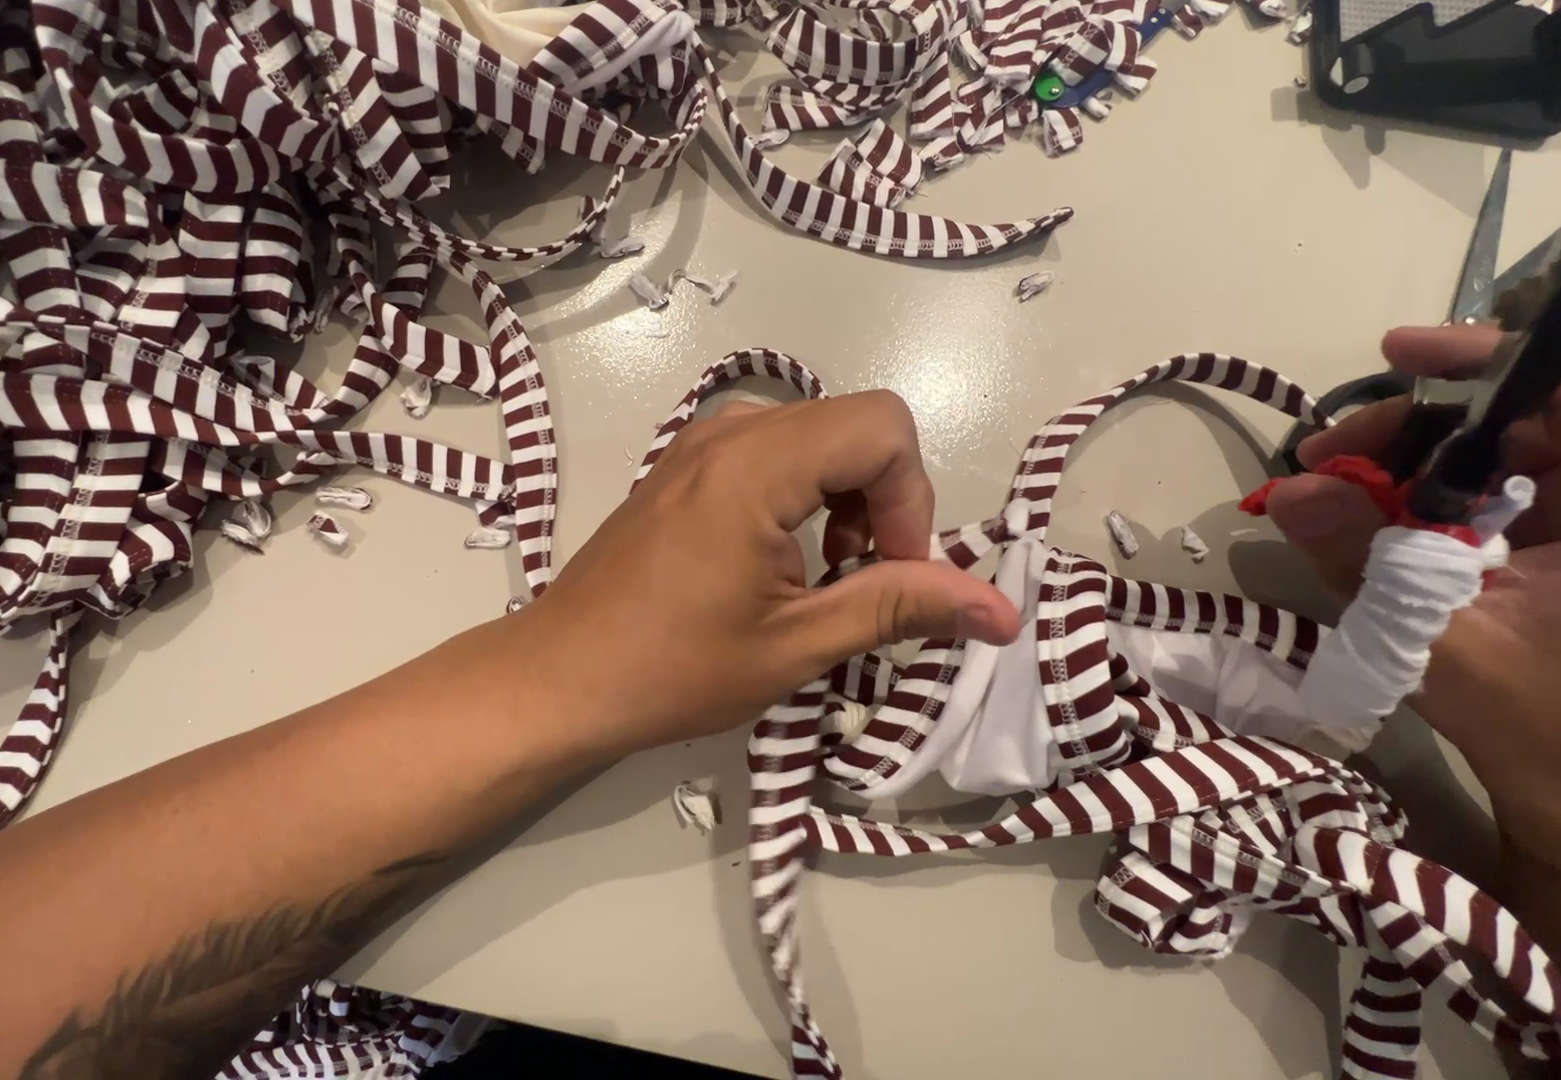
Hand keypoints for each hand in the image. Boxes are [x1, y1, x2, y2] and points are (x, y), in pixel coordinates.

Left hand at [520, 391, 1020, 757]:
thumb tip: (1001, 610)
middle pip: (855, 425)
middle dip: (885, 499)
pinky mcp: (685, 466)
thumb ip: (897, 608)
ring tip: (824, 575)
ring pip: (817, 436)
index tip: (894, 574)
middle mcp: (727, 434)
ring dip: (846, 498)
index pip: (883, 427)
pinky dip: (805, 494)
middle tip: (865, 579)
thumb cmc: (670, 670)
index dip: (913, 499)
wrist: (560, 677)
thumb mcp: (794, 645)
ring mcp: (700, 445)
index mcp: (754, 466)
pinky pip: (774, 451)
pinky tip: (782, 559)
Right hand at [1264, 325, 1560, 1072]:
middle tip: (1330, 458)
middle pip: (1532, 418)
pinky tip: (1386, 523)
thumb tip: (1291, 491)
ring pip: (1515, 456)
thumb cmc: (1554, 729)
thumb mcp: (1440, 639)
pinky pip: (1511, 497)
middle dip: (1422, 424)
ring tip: (1341, 491)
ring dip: (1422, 463)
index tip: (1395, 354)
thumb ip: (1362, 557)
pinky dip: (1441, 499)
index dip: (1488, 356)